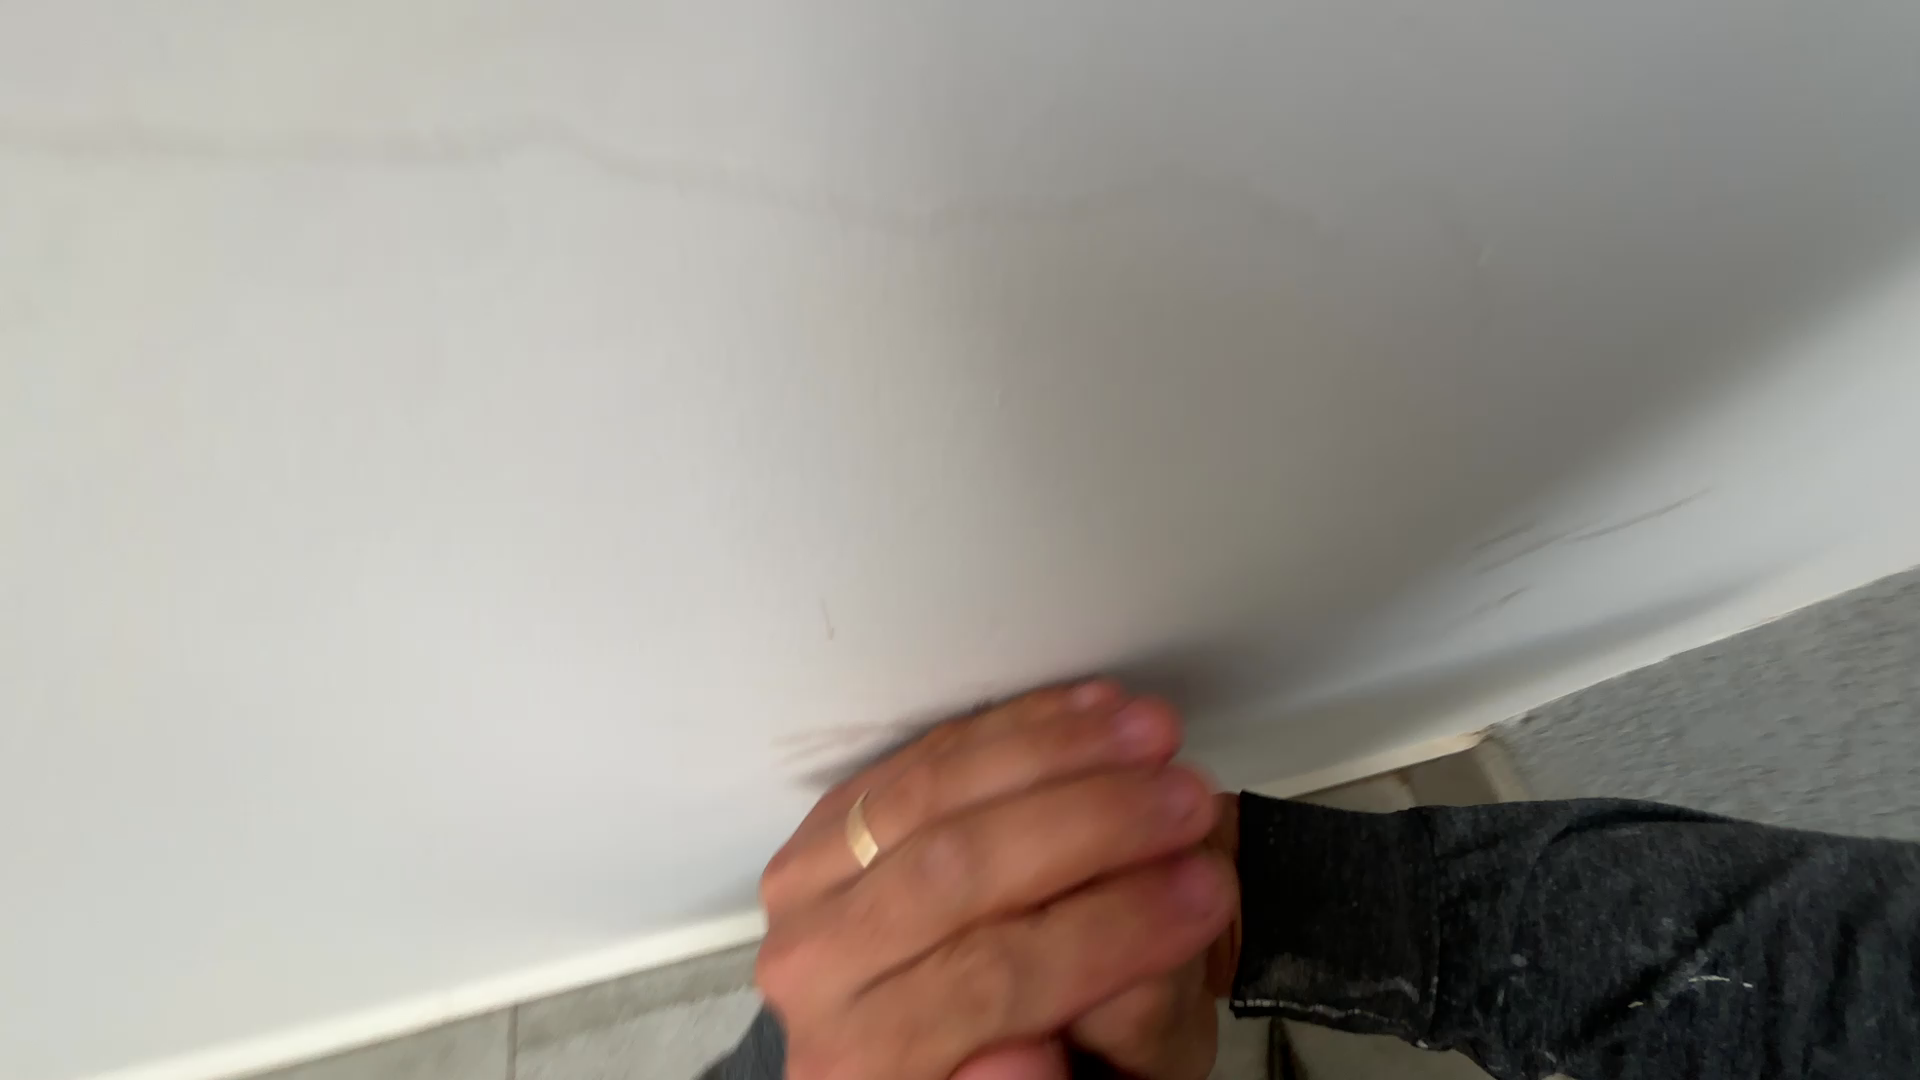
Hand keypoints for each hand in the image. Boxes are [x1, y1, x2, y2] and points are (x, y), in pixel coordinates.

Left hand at [755, 682, 1236, 1079]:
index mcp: (859, 1059)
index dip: (1111, 927)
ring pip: (943, 788)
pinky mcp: (841, 809)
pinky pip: (933, 749)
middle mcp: (818, 961)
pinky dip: (1017, 724)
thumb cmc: (979, 1054)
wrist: (896, 1020)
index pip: (994, 979)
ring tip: (1149, 737)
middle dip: (1095, 821)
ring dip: (1060, 750)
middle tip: (1184, 800)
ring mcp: (816, 873)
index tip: (1202, 891)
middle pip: (963, 867)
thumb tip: (1033, 1052)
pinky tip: (1086, 709)